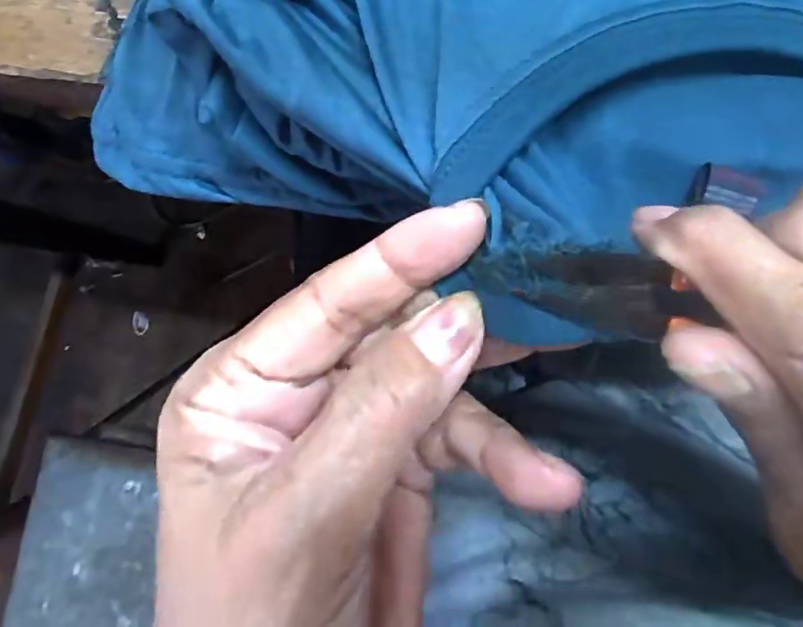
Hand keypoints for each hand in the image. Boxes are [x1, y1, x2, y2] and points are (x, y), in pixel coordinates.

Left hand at [155, 201, 583, 626]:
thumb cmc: (253, 624)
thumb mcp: (306, 515)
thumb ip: (383, 408)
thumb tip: (461, 313)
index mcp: (244, 382)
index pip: (330, 300)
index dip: (401, 255)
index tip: (469, 216)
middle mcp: (302, 387)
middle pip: (392, 327)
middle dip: (458, 315)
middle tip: (527, 279)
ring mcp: (356, 420)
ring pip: (438, 377)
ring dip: (494, 395)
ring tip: (558, 351)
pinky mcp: (402, 460)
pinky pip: (460, 436)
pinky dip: (506, 458)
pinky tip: (548, 484)